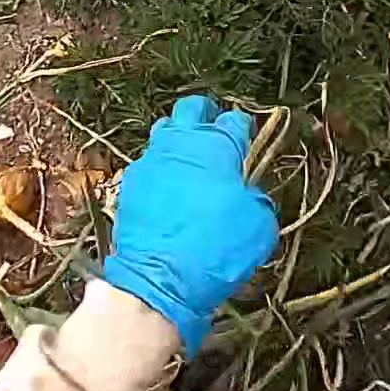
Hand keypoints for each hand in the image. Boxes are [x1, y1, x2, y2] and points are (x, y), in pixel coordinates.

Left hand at [102, 96, 279, 355]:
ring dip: (180, 138)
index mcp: (217, 146)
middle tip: (216, 133)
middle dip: (206, 115)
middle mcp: (181, 144)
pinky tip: (170, 188)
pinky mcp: (130, 183)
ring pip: (165, 130)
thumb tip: (246, 192)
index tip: (247, 141)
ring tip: (191, 159)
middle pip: (192, 109)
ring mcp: (151, 161)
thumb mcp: (258, 225)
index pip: (234, 120)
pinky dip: (162, 168)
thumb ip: (255, 198)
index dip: (243, 128)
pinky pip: (150, 163)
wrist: (158, 281)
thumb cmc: (216, 249)